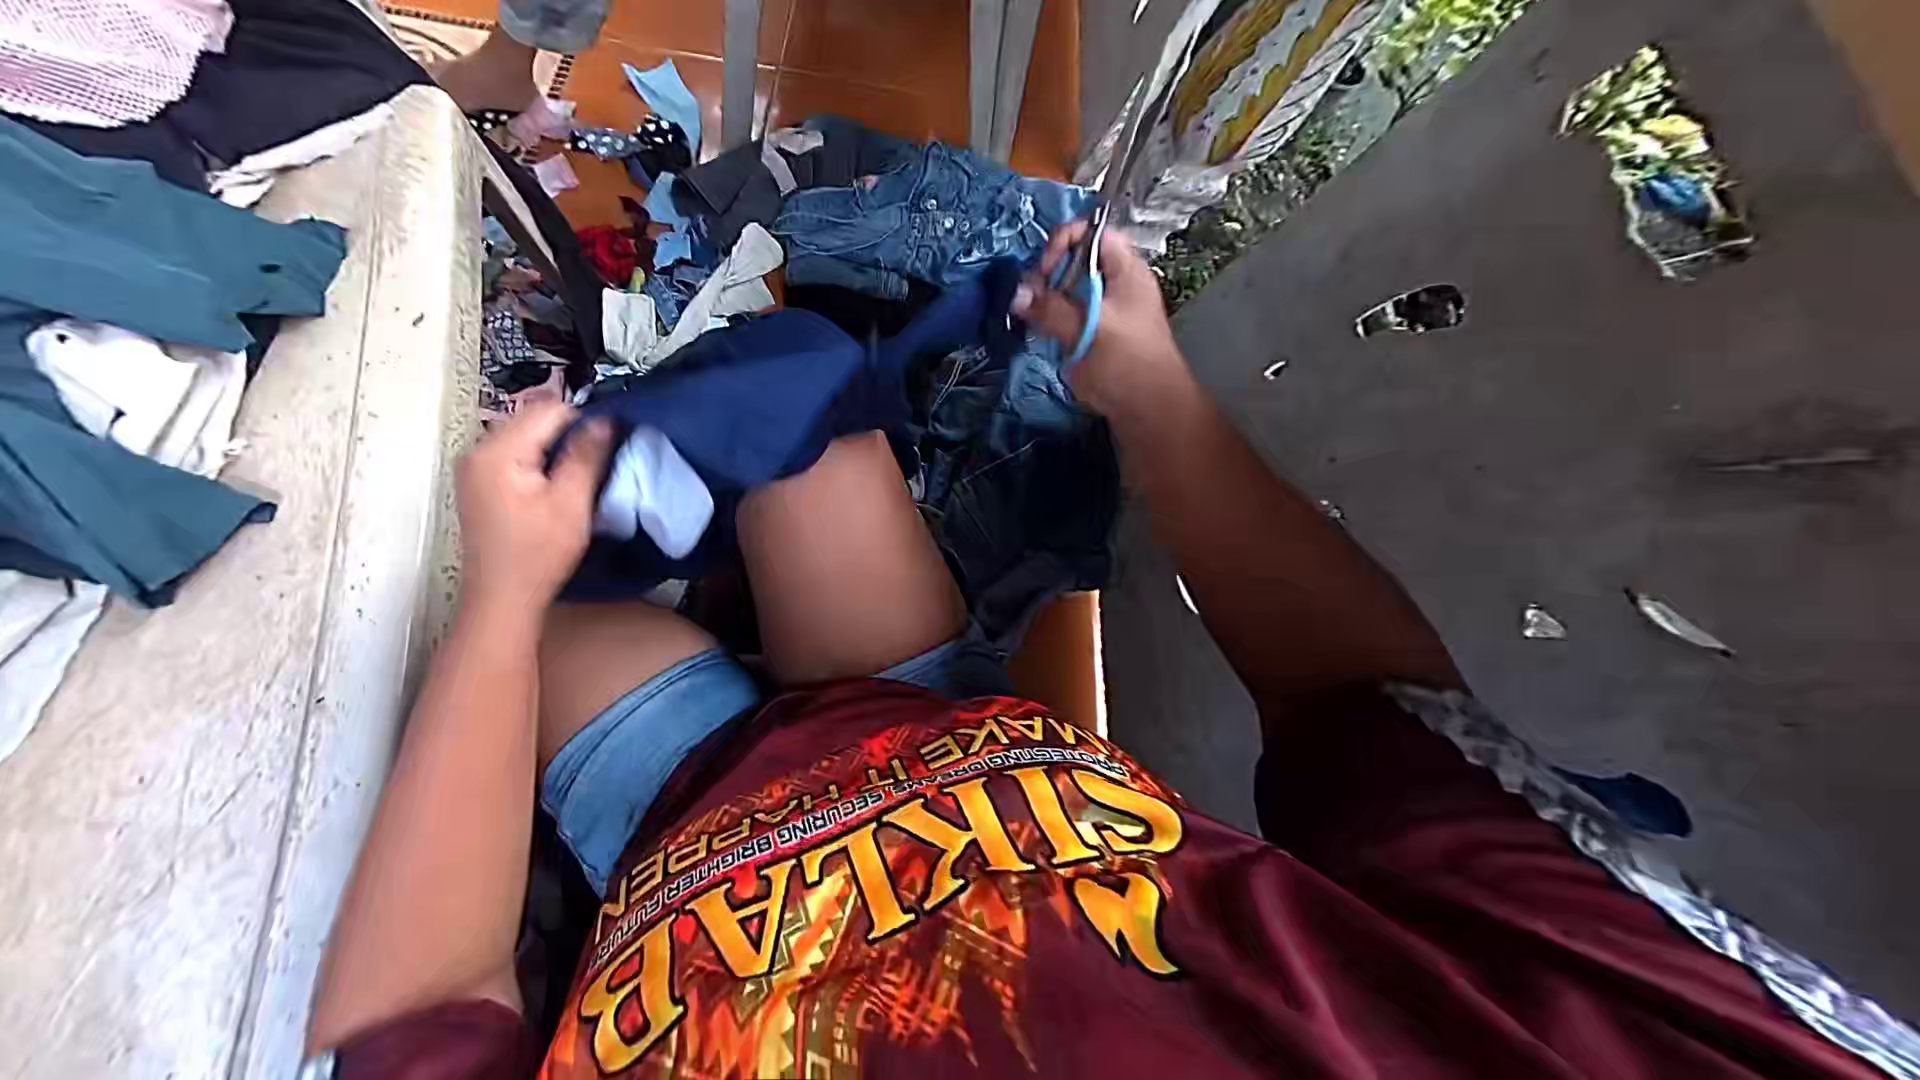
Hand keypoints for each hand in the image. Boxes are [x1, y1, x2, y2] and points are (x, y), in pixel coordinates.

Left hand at [456, 402, 613, 615]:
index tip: (610, 443)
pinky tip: (558, 486)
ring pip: (527, 436)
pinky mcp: (481, 483)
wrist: (503, 597)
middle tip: (599, 461)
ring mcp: (475, 467)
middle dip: (570, 433)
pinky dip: (542, 462)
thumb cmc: (539, 554)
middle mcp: (478, 451)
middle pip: (534, 419)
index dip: (584, 420)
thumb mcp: (571, 503)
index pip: (548, 409)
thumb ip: (586, 456)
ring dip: (557, 448)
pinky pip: (517, 455)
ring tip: (581, 477)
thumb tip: (604, 421)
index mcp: (498, 452)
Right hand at [1013, 221, 1185, 417]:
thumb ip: (1053, 310)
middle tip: (1032, 295)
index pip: (1093, 233)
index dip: (1067, 241)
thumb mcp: (1092, 330)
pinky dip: (1044, 319)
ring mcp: (1096, 310)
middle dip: (1048, 274)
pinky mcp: (1084, 334)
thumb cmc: (1129, 363)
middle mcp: (1109, 285)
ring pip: (1061, 290)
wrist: (1144, 408)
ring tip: (1029, 313)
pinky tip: (1036, 328)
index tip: (1047, 268)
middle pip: (1071, 261)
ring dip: (1042, 299)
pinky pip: (1058, 317)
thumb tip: (1017, 295)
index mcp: (1124, 271)